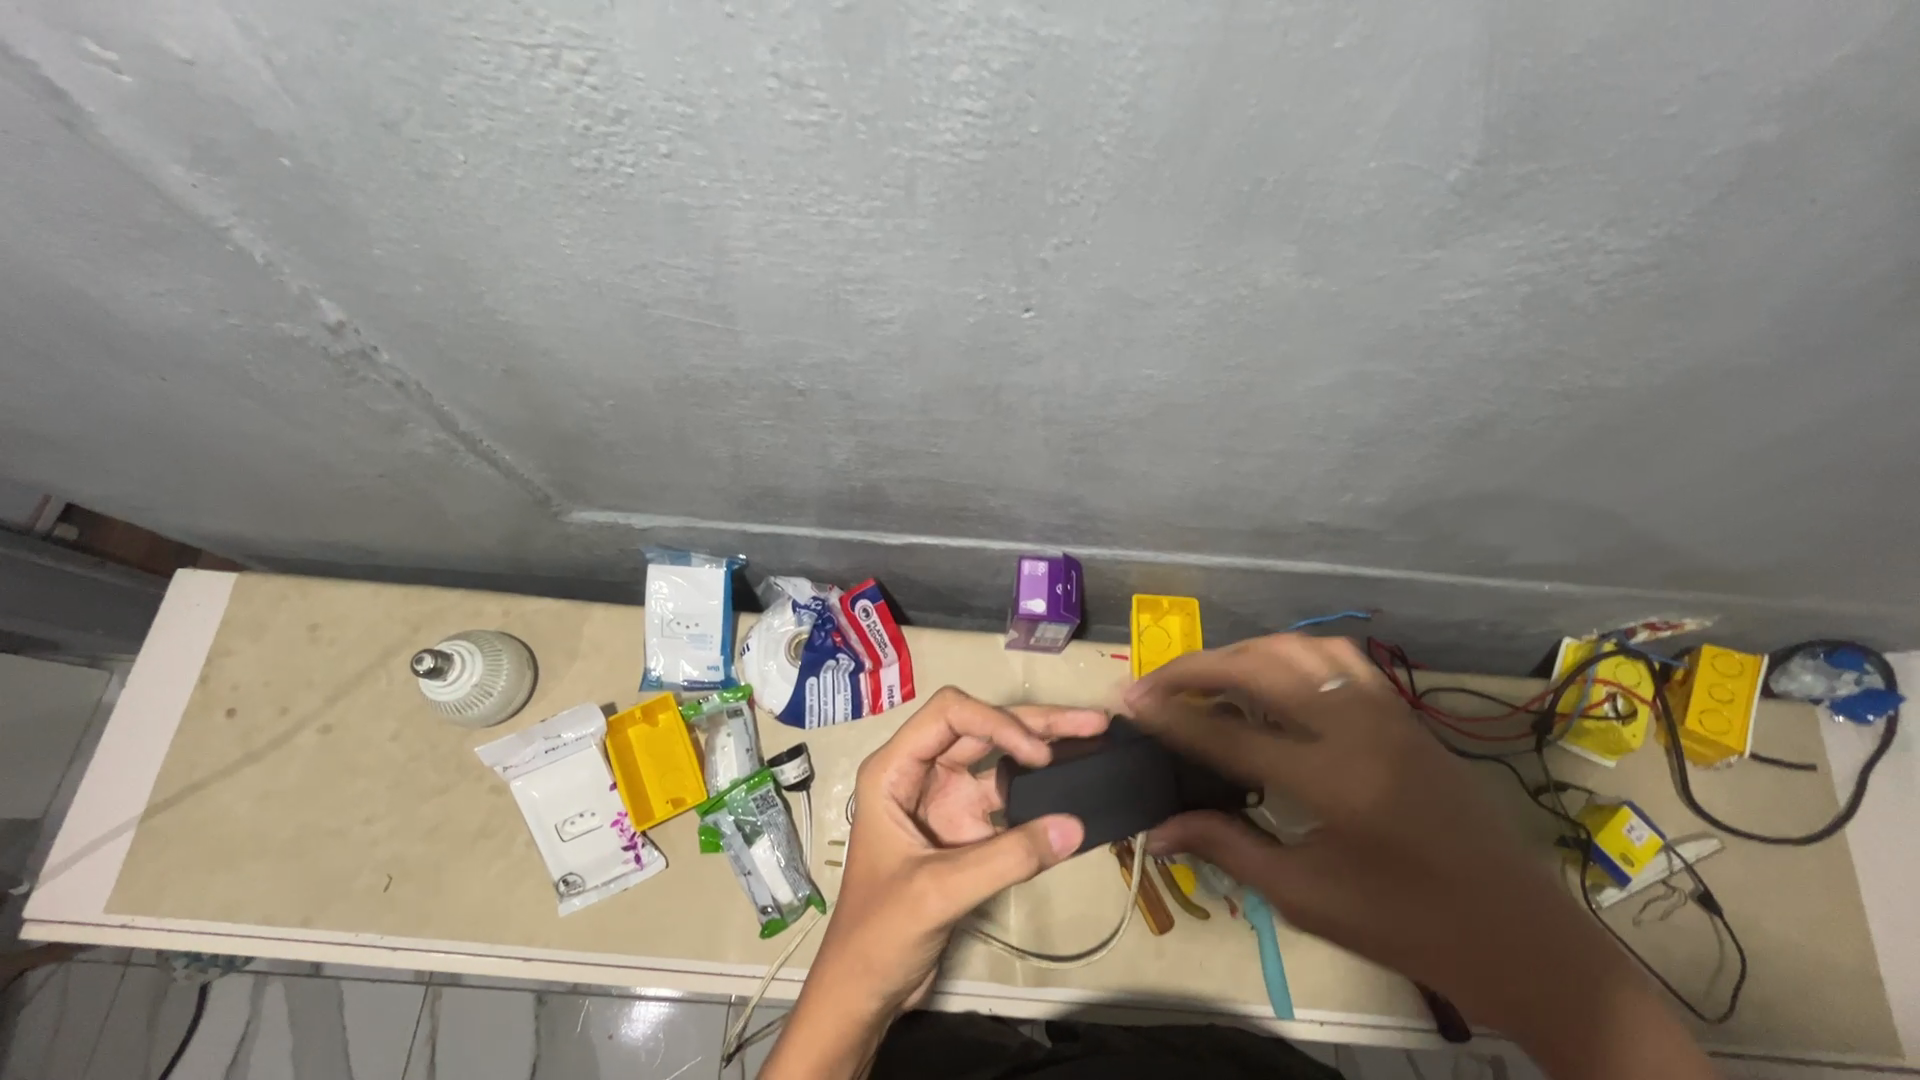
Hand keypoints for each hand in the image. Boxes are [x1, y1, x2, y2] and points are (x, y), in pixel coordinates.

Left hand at [811, 687, 1107, 1011]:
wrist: (864, 988)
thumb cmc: (880, 932)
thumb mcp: (940, 891)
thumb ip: (1007, 857)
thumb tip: (1075, 826)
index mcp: (894, 770)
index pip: (949, 714)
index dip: (997, 722)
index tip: (1040, 756)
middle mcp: (920, 773)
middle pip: (980, 728)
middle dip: (1034, 723)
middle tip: (1091, 723)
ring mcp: (944, 800)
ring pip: (998, 759)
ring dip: (1042, 747)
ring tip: (1093, 738)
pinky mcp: (964, 829)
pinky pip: (1008, 799)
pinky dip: (1039, 792)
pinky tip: (1071, 788)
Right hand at [1125, 635, 1629, 1028]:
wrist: (1521, 934)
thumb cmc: (1408, 928)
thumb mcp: (1308, 896)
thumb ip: (1228, 848)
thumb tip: (1158, 829)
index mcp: (1333, 783)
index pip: (1229, 736)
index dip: (1173, 718)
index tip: (1129, 703)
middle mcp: (1359, 730)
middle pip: (1259, 670)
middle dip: (1195, 670)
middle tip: (1152, 684)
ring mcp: (1387, 713)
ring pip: (1299, 650)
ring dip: (1242, 653)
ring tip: (1203, 676)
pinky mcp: (1405, 713)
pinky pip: (1338, 659)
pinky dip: (1291, 655)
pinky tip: (1269, 676)